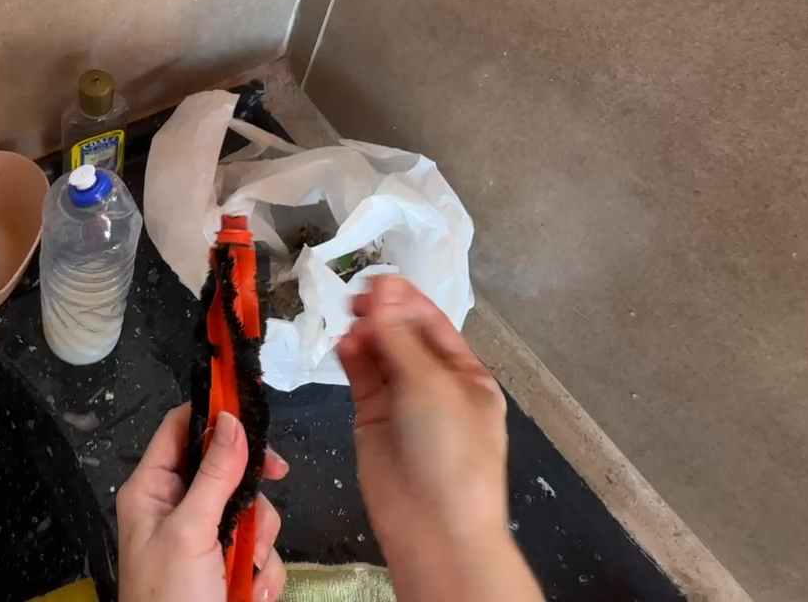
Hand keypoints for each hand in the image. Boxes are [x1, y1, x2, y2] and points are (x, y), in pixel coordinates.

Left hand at [117, 405, 290, 601]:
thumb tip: (232, 418)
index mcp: (152, 488)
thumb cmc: (171, 598)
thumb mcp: (190, 531)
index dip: (213, 413)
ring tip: (249, 569)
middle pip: (224, 468)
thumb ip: (215, 475)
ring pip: (248, 510)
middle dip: (250, 486)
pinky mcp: (228, 572)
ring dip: (259, 539)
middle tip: (278, 476)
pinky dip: (263, 572)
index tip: (252, 409)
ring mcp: (204, 541)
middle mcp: (177, 508)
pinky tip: (253, 594)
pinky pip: (259, 551)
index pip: (181, 429)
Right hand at [335, 276, 540, 600]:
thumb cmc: (448, 449)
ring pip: (379, 351)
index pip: (431, 322)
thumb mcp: (430, 384)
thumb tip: (381, 284)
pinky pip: (361, 375)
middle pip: (403, 333)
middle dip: (382, 313)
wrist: (433, 527)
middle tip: (355, 298)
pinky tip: (343, 344)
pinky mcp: (372, 414)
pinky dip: (352, 356)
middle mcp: (434, 382)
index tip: (374, 280)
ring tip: (349, 321)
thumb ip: (398, 333)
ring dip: (365, 333)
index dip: (404, 299)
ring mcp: (402, 399)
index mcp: (464, 374)